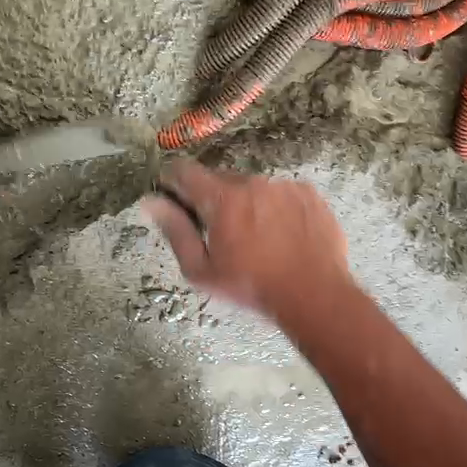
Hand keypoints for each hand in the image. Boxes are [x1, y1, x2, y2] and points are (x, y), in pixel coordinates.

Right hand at [143, 161, 357, 320]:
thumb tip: (152, 202)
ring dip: (247, 204)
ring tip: (256, 239)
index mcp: (222, 199)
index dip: (173, 180)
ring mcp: (284, 186)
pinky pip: (282, 194)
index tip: (173, 195)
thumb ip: (175, 231)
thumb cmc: (251, 287)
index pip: (185, 171)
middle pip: (221, 181)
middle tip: (220, 233)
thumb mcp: (201, 270)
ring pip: (253, 188)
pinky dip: (275, 208)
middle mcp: (253, 183)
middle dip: (214, 200)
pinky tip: (280, 235)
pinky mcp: (309, 194)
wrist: (314, 295)